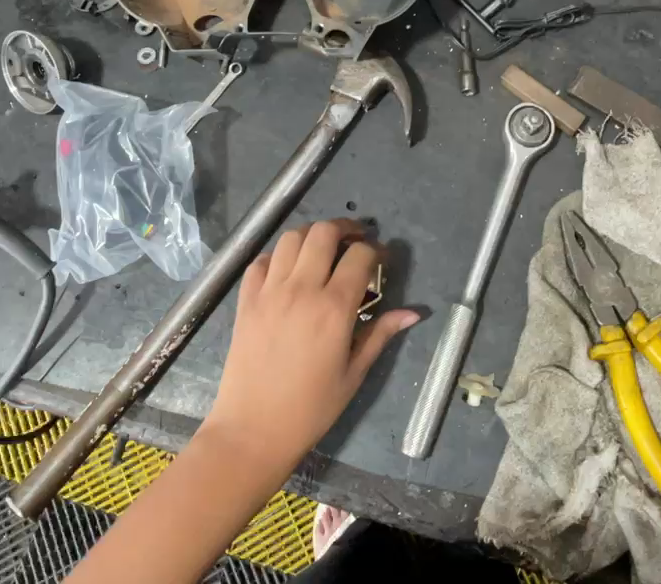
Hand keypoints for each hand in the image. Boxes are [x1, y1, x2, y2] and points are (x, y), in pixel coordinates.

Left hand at [203, 219, 417, 472]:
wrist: (252, 430)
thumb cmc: (311, 408)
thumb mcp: (354, 373)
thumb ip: (380, 334)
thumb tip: (413, 312)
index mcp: (334, 308)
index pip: (360, 256)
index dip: (377, 251)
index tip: (383, 260)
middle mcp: (301, 289)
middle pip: (324, 232)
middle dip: (345, 229)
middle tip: (356, 241)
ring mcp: (270, 291)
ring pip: (291, 238)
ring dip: (311, 236)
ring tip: (322, 250)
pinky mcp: (246, 300)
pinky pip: (261, 261)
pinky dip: (277, 256)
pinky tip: (287, 271)